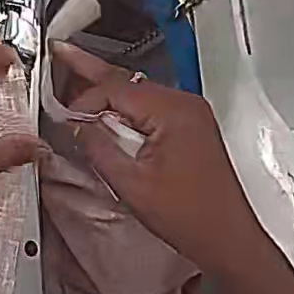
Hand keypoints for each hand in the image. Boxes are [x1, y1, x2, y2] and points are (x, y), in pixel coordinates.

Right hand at [52, 41, 293, 293]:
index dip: (84, 100)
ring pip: (139, 94)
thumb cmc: (192, 217)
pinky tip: (108, 119)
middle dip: (92, 73)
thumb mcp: (131, 184)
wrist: (230, 240)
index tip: (65, 117)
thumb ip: (100, 148)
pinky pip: (152, 109)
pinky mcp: (191, 127)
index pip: (115, 88)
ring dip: (109, 97)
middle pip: (128, 82)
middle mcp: (185, 104)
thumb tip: (78, 125)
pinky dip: (127, 112)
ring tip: (78, 84)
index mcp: (172, 112)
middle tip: (64, 52)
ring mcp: (191, 114)